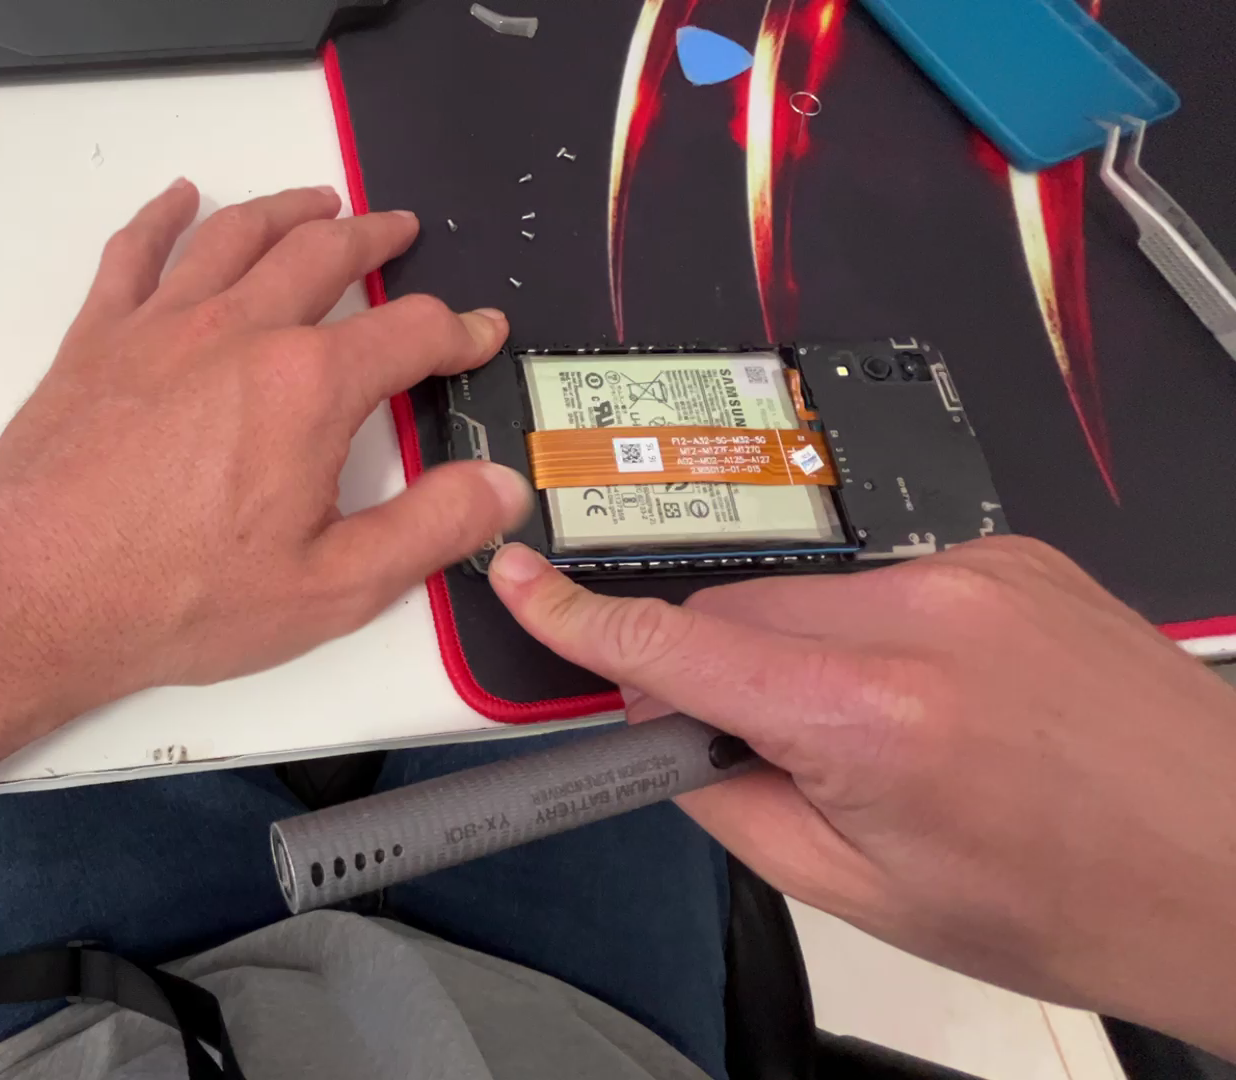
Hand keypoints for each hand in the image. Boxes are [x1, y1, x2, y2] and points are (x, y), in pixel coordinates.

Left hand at [0, 181, 530, 716]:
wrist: (36, 597)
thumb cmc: (181, 599)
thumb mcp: (329, 587)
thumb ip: (428, 530)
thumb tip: (501, 487)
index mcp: (307, 388)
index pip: (409, 333)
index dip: (458, 330)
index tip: (479, 331)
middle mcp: (239, 332)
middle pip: (325, 256)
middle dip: (375, 240)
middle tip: (399, 230)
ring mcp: (161, 326)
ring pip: (238, 236)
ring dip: (288, 209)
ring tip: (320, 200)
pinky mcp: (97, 339)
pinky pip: (134, 252)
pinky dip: (163, 216)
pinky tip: (182, 198)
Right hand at [490, 536, 1235, 1055]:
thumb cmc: (1058, 906)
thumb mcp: (847, 885)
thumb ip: (717, 788)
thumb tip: (653, 716)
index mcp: (866, 718)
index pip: (672, 648)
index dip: (578, 618)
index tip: (518, 581)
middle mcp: (913, 619)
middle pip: (721, 615)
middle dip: (707, 670)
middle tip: (756, 738)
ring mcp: (964, 572)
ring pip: (782, 596)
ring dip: (780, 652)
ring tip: (861, 722)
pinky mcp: (998, 553)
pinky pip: (858, 581)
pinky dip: (849, 630)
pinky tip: (918, 685)